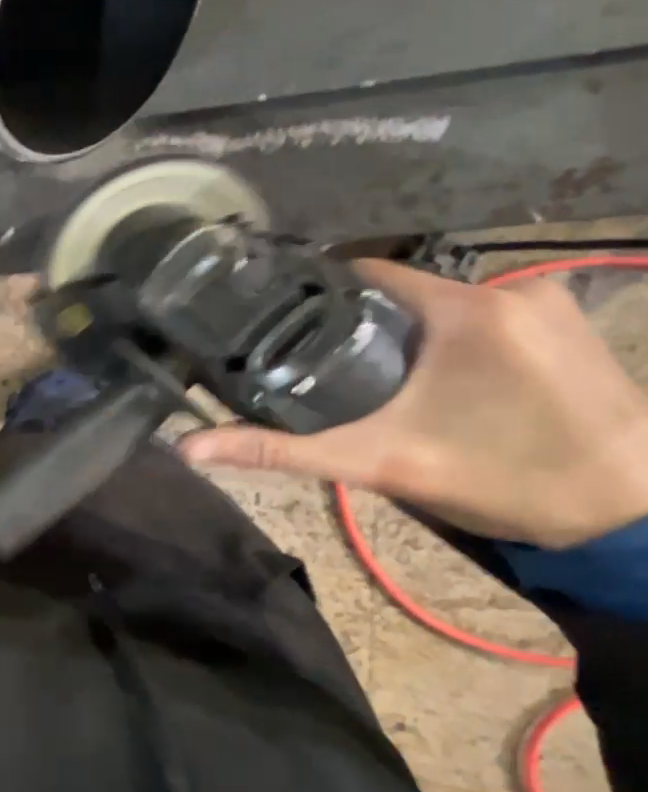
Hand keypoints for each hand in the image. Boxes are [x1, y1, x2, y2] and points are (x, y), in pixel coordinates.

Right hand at [180, 260, 647, 547]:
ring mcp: (550, 304)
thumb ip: (281, 450)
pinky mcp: (573, 326)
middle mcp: (511, 289)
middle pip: (401, 293)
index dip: (314, 297)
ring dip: (407, 336)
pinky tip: (443, 383)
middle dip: (361, 327)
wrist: (631, 517)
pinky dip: (453, 342)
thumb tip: (187, 447)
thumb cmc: (503, 481)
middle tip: (323, 369)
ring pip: (441, 306)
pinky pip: (484, 317)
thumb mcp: (379, 463)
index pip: (363, 274)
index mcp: (464, 309)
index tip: (278, 326)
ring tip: (377, 380)